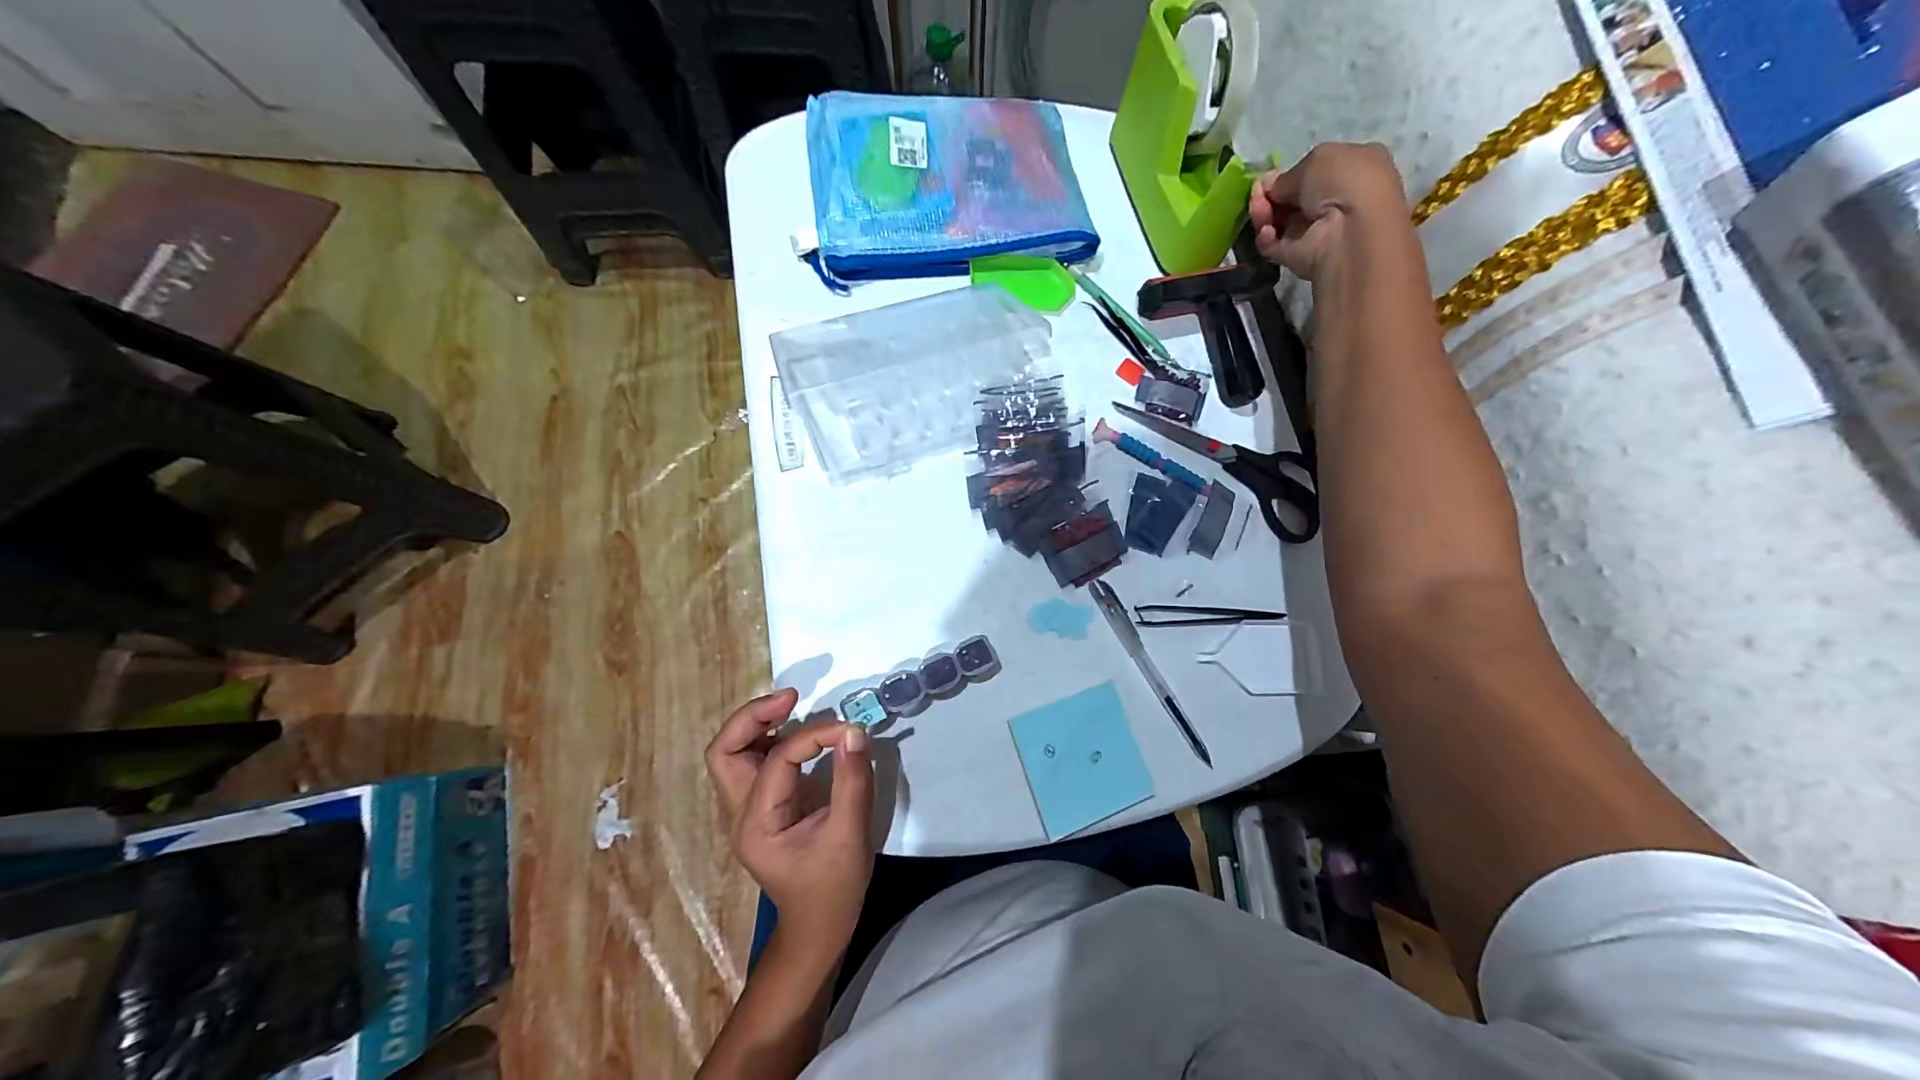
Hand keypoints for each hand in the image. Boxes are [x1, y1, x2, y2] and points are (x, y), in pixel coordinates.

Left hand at [735, 721, 874, 951]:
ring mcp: (746, 810)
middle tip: (792, 698)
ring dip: (758, 725)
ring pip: (733, 753)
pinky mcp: (762, 806)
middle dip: (753, 717)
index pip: (777, 759)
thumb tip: (853, 732)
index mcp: (755, 824)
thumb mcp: (850, 837)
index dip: (813, 735)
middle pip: (724, 751)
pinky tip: (798, 732)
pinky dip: (771, 738)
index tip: (849, 731)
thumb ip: (852, 782)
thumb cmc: (833, 890)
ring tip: (794, 707)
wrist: (818, 929)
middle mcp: (740, 813)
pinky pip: (754, 761)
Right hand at [1249, 142, 1410, 279]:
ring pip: (1278, 221)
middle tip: (1258, 193)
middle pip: (1291, 198)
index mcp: (1353, 169)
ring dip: (1263, 213)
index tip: (1267, 177)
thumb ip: (1289, 174)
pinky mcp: (1300, 256)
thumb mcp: (1317, 159)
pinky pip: (1274, 246)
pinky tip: (1268, 231)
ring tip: (1260, 209)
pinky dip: (1265, 238)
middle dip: (1270, 195)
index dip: (1289, 174)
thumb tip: (1269, 184)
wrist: (1351, 231)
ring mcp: (1317, 231)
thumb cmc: (1344, 181)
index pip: (1314, 172)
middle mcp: (1336, 200)